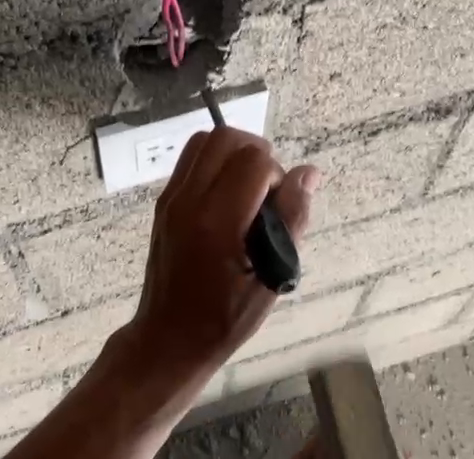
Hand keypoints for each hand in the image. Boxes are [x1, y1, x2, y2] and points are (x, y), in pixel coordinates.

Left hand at [123, 127, 320, 379]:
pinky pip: (191, 157)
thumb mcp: (271, 277)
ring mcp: (171, 196)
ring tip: (248, 188)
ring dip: (234, 151)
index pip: (254, 160)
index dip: (276, 175)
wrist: (169, 336)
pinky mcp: (163, 198)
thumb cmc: (225, 317)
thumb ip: (291, 220)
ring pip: (205, 139)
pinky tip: (227, 195)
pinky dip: (214, 160)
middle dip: (257, 152)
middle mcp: (189, 199)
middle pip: (226, 137)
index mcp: (217, 222)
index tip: (277, 208)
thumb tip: (309, 173)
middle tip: (267, 190)